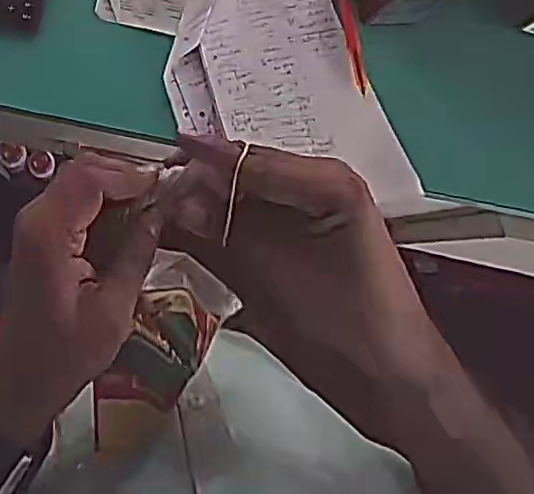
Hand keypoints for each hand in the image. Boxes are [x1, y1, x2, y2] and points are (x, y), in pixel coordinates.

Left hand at [0, 157, 161, 445]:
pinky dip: (102, 197)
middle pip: (83, 169)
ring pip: (78, 177)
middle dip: (124, 174)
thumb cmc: (63, 355)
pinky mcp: (39, 229)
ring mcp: (34, 220)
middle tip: (160, 192)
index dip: (130, 175)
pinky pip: (73, 196)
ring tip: (149, 201)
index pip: (90, 178)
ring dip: (114, 182)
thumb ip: (136, 255)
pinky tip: (126, 214)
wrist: (18, 380)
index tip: (162, 186)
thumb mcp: (112, 312)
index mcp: (49, 232)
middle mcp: (36, 216)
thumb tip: (158, 215)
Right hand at [161, 134, 533, 492]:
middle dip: (192, 179)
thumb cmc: (363, 311)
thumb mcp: (308, 255)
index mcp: (319, 179)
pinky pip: (212, 236)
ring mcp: (270, 228)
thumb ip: (243, 224)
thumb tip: (183, 198)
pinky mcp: (253, 260)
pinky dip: (187, 232)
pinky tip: (160, 230)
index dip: (212, 155)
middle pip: (228, 176)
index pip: (252, 158)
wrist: (383, 385)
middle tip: (153, 188)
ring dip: (183, 203)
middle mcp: (291, 196)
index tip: (174, 149)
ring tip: (149, 206)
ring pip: (215, 203)